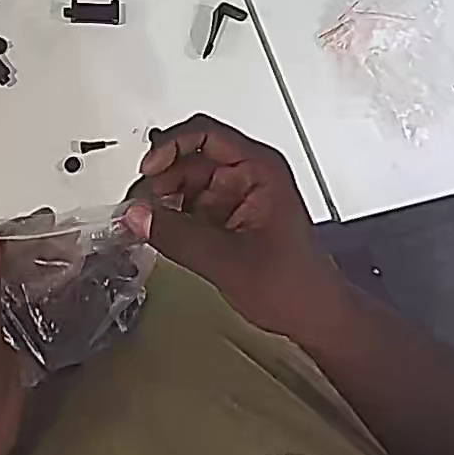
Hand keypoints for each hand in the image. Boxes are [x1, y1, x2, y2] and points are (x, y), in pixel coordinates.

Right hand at [126, 114, 354, 345]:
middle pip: (190, 157)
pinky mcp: (225, 215)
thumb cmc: (295, 285)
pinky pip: (189, 204)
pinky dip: (170, 215)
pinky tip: (158, 231)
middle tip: (138, 203)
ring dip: (162, 197)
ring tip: (143, 219)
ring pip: (185, 181)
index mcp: (258, 167)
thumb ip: (178, 236)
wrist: (316, 320)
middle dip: (161, 177)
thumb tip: (137, 215)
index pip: (206, 133)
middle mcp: (245, 173)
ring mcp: (234, 194)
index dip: (172, 145)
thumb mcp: (229, 260)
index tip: (149, 168)